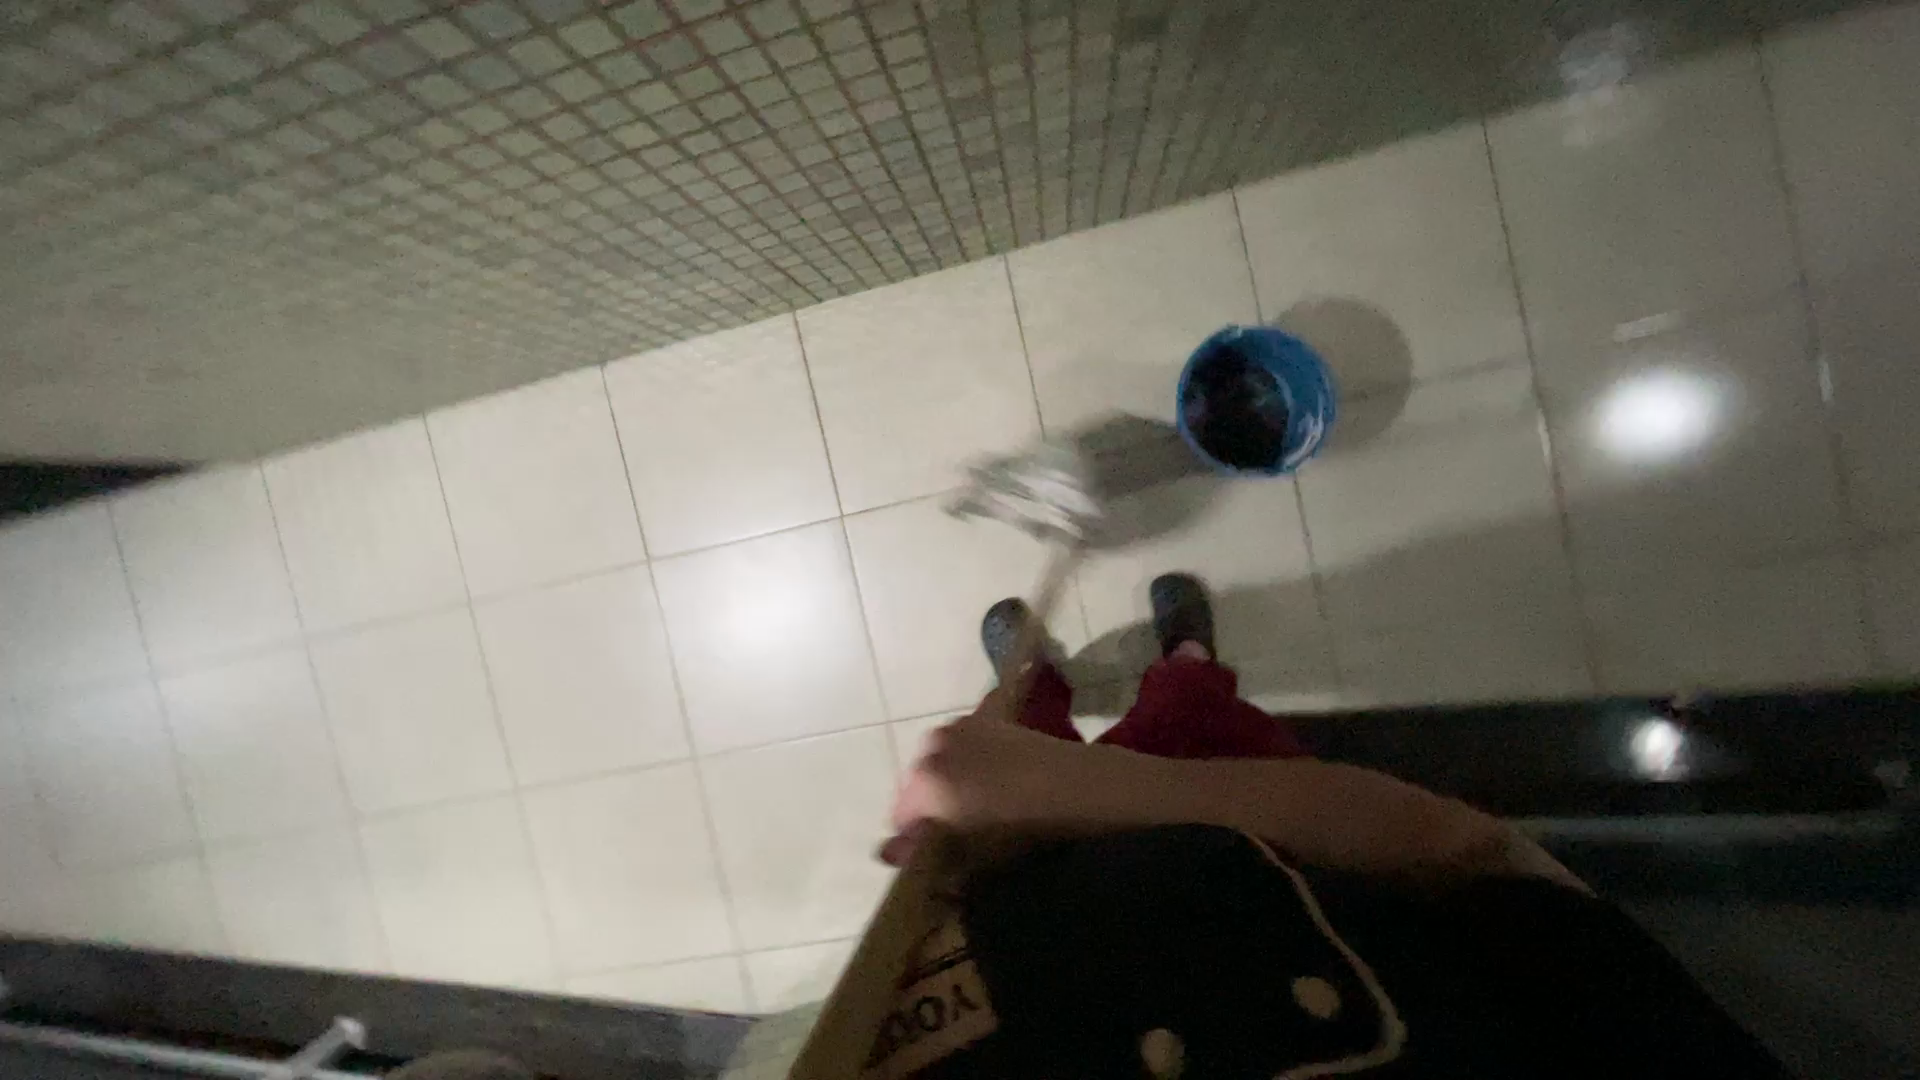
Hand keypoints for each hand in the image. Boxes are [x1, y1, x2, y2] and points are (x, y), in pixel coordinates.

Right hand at [880, 710, 1105, 865]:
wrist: (1072, 782)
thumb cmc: (1020, 828)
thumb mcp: (969, 852)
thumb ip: (921, 851)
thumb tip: (886, 852)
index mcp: (922, 783)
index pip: (901, 818)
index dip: (915, 838)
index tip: (934, 852)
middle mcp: (931, 747)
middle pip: (917, 784)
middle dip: (929, 805)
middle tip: (957, 829)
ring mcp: (958, 726)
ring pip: (938, 761)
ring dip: (947, 780)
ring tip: (977, 803)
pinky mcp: (983, 718)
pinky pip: (960, 745)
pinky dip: (965, 760)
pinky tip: (991, 778)